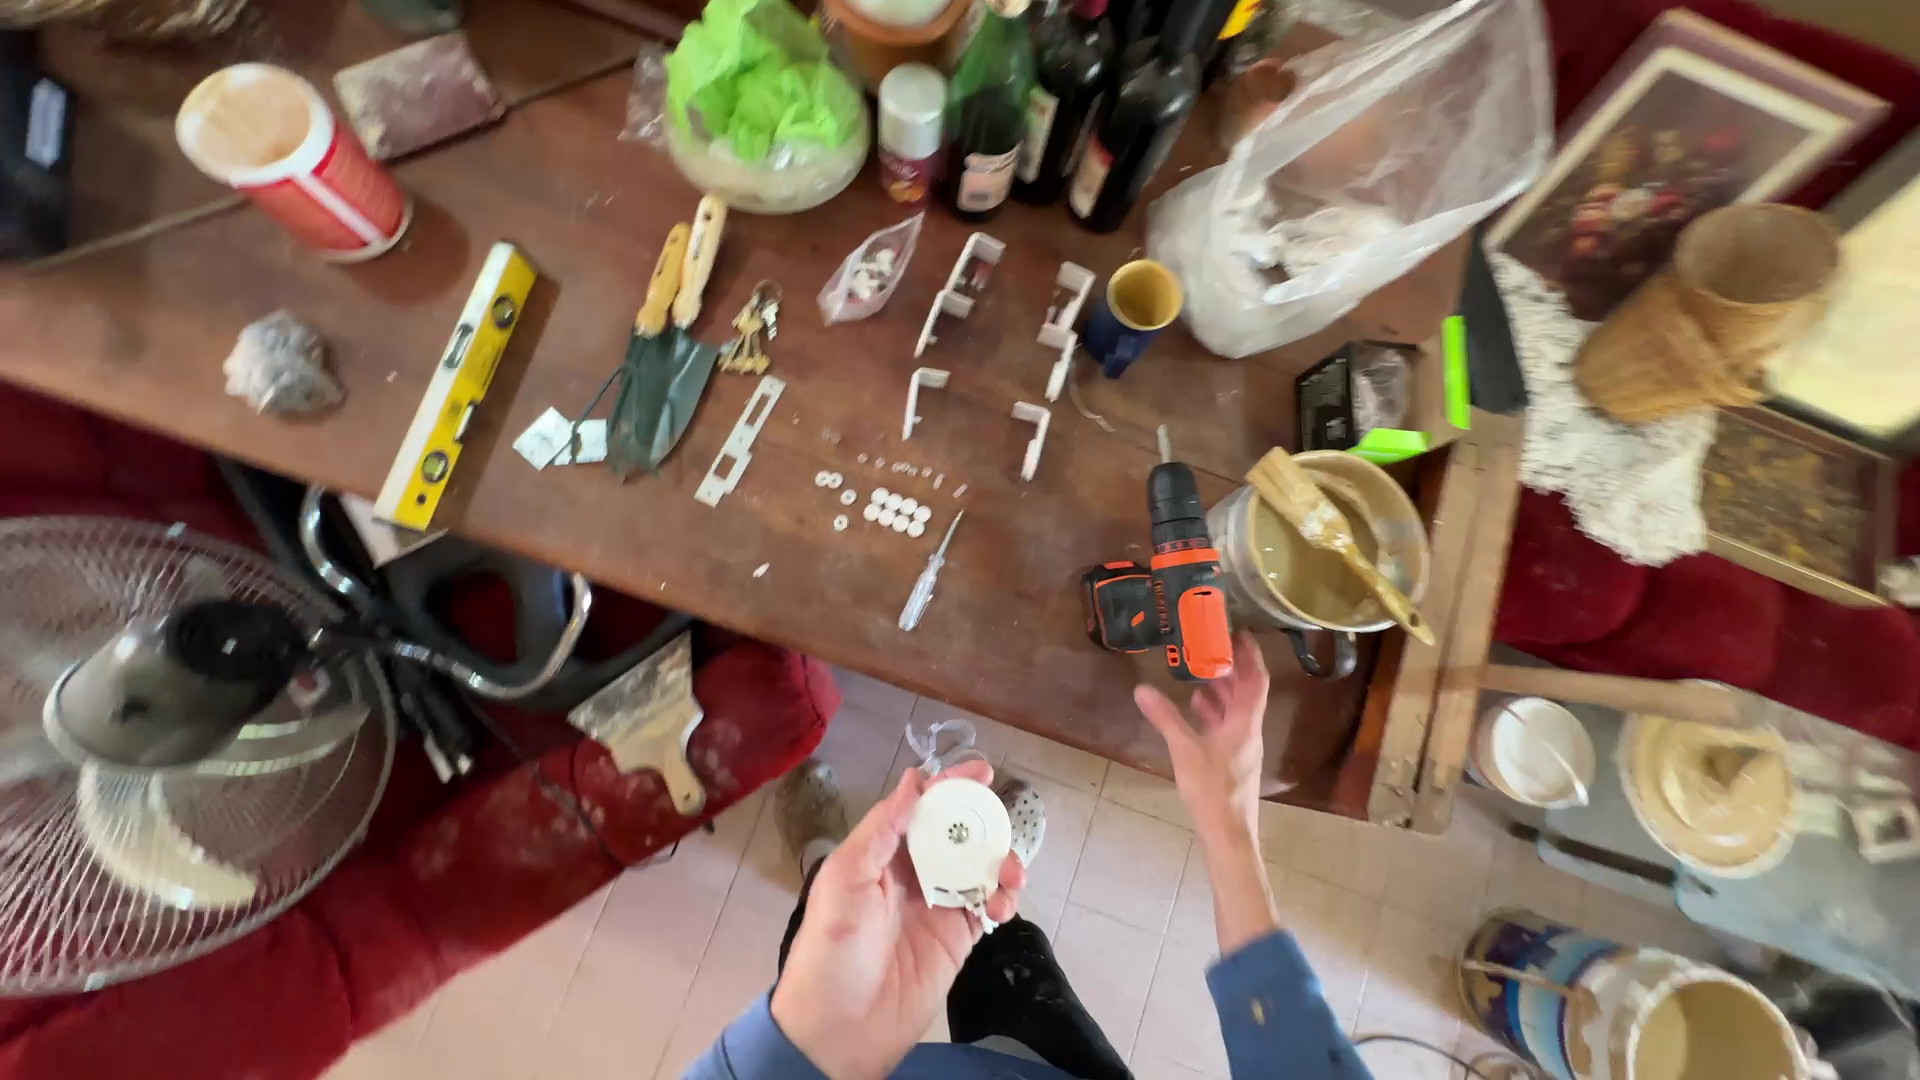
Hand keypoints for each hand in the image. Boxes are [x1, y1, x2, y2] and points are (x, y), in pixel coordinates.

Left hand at [770, 760, 1024, 1079]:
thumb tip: (916, 779)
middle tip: (1003, 824)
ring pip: (980, 866)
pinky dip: (1003, 898)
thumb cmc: (834, 946)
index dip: (952, 785)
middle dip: (985, 823)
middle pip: (959, 832)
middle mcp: (915, 870)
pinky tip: (1004, 903)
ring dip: (1002, 861)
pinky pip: (987, 905)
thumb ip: (882, 828)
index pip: (924, 807)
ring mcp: (939, 903)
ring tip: (1013, 874)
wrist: (839, 1029)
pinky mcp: (957, 937)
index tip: (983, 773)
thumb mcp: (846, 877)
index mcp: (885, 851)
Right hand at [1134, 632, 1270, 840]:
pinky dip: (1214, 711)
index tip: (1238, 632)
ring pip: (1237, 709)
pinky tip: (1195, 708)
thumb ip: (1164, 716)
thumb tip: (1142, 688)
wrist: (1228, 835)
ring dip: (1222, 689)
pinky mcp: (1233, 760)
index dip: (1250, 654)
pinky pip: (1228, 725)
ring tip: (1200, 672)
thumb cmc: (1212, 789)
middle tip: (1212, 646)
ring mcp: (1242, 747)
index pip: (1255, 680)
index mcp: (1245, 723)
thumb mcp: (1184, 749)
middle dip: (1232, 668)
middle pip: (1247, 691)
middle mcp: (1249, 731)